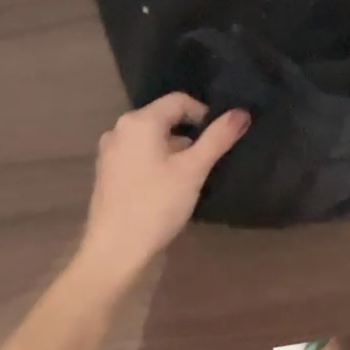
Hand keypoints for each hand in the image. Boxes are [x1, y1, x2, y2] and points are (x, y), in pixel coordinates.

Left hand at [76, 94, 249, 284]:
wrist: (116, 249)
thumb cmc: (156, 204)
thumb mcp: (193, 170)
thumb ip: (218, 139)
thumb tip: (242, 113)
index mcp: (139, 122)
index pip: (179, 101)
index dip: (205, 113)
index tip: (221, 138)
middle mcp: (119, 130)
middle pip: (163, 119)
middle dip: (190, 135)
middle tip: (210, 161)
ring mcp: (110, 153)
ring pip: (151, 141)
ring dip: (174, 152)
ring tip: (192, 177)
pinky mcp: (108, 174)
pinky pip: (139, 157)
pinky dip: (157, 164)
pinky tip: (169, 189)